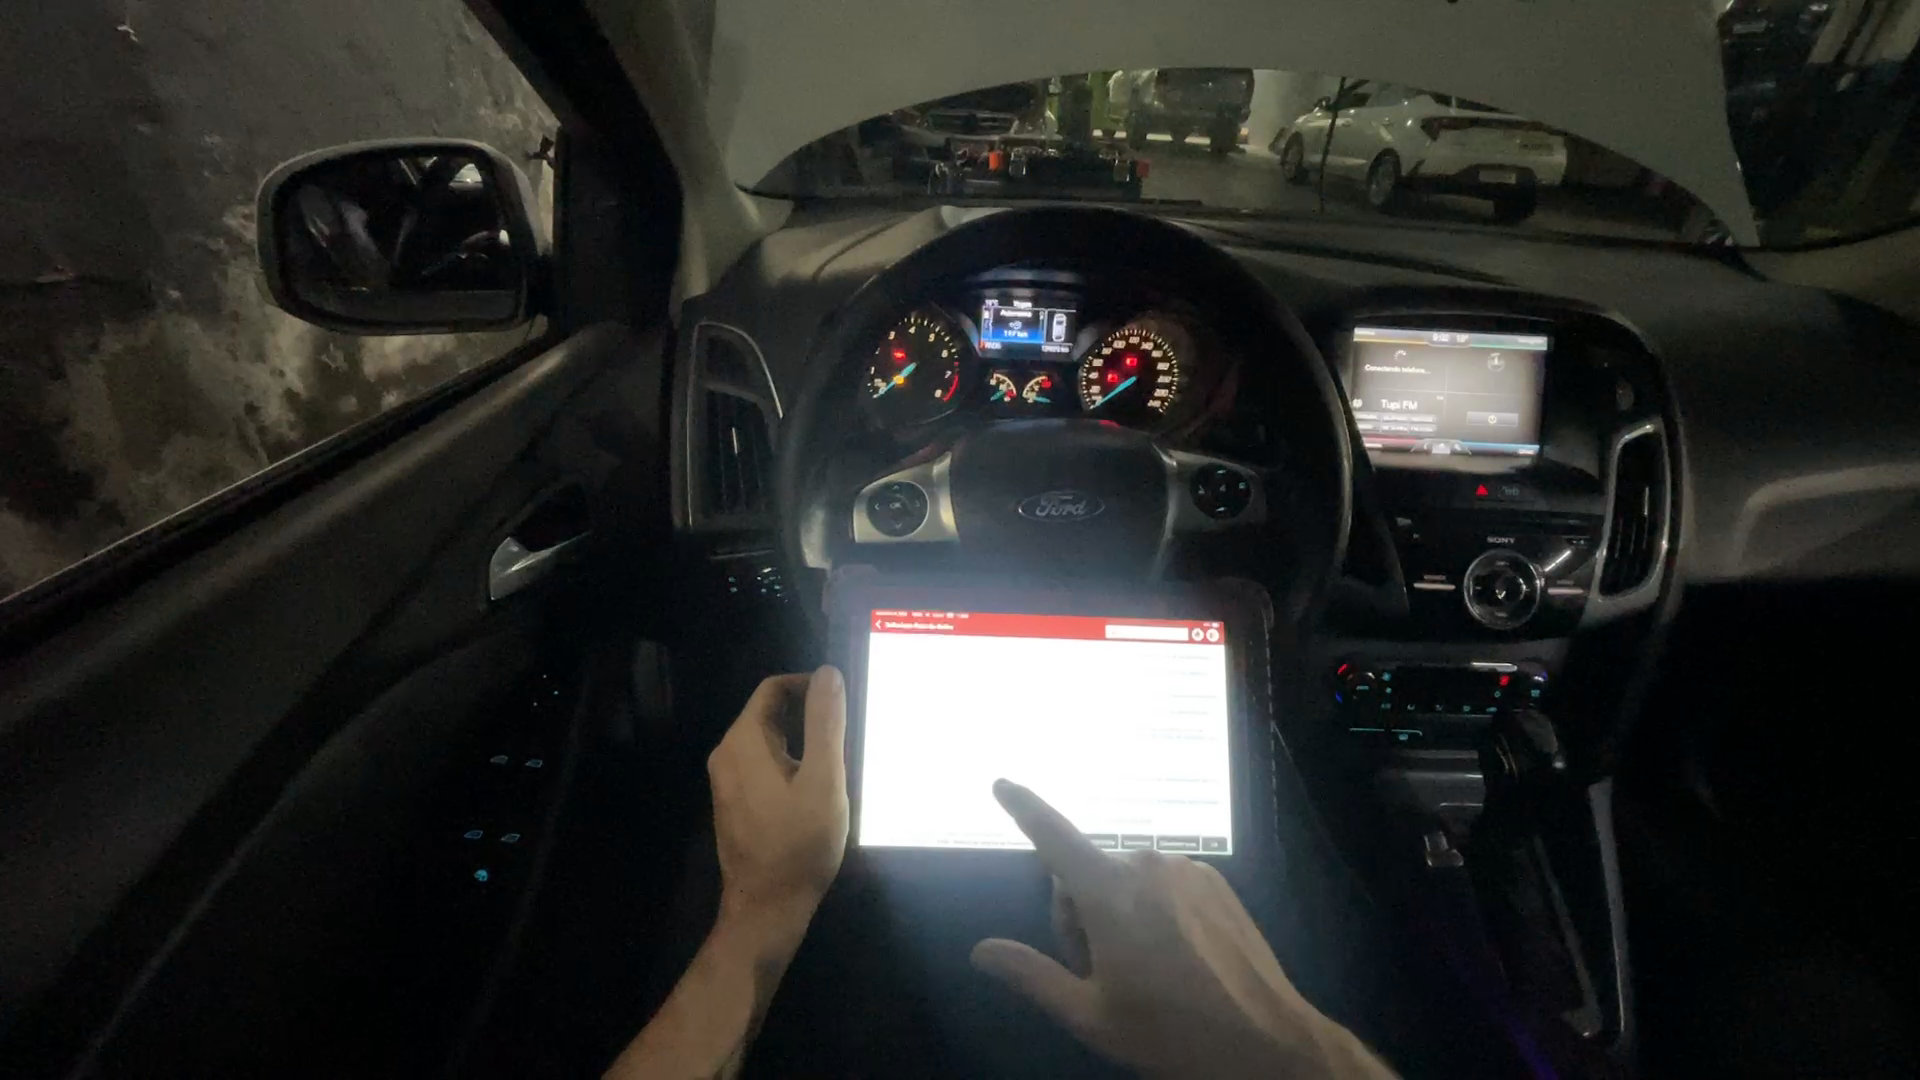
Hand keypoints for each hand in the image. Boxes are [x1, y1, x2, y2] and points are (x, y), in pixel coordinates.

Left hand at [707, 667, 848, 952]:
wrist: (766, 910)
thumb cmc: (799, 844)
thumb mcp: (824, 780)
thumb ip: (825, 723)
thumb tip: (828, 672)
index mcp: (744, 741)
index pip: (773, 688)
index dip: (808, 685)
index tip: (841, 704)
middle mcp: (727, 753)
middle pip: (769, 711)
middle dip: (808, 714)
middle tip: (844, 736)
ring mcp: (727, 779)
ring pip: (768, 738)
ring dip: (801, 739)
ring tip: (834, 763)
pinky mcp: (734, 800)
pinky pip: (762, 762)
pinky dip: (789, 761)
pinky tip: (813, 788)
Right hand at [970, 781, 1395, 1079]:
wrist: (1270, 1043)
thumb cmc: (1170, 1032)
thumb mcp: (1090, 1015)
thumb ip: (1031, 974)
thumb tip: (980, 950)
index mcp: (1107, 891)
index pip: (1052, 835)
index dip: (1022, 806)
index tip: (1000, 782)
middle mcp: (1142, 863)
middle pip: (1084, 872)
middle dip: (1077, 911)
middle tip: (1099, 970)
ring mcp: (1181, 866)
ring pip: (1124, 877)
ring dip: (1117, 909)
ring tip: (1144, 966)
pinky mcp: (1212, 876)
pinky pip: (1161, 880)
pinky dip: (1154, 906)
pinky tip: (1178, 953)